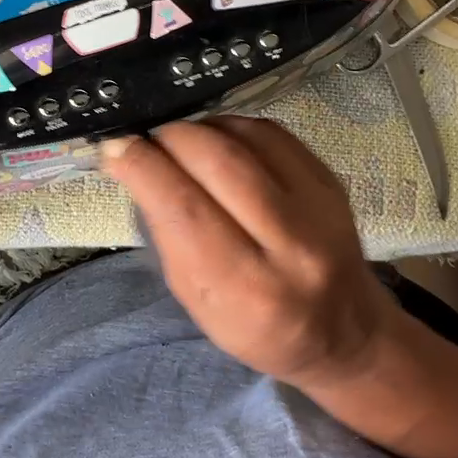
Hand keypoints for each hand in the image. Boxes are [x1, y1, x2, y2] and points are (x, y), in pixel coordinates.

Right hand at [100, 117, 402, 389]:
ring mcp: (319, 208)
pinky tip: (215, 138)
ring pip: (245, 138)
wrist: (342, 330)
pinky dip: (232, 127)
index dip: (142, 166)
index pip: (183, 209)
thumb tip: (134, 162)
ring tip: (178, 140)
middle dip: (169, 137)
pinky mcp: (331, 180)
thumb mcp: (196, 299)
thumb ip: (168, 234)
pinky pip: (271, 132)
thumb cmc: (254, 325)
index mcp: (246, 289)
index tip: (114, 148)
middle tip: (146, 139)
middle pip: (217, 161)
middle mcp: (289, 246)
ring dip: (199, 128)